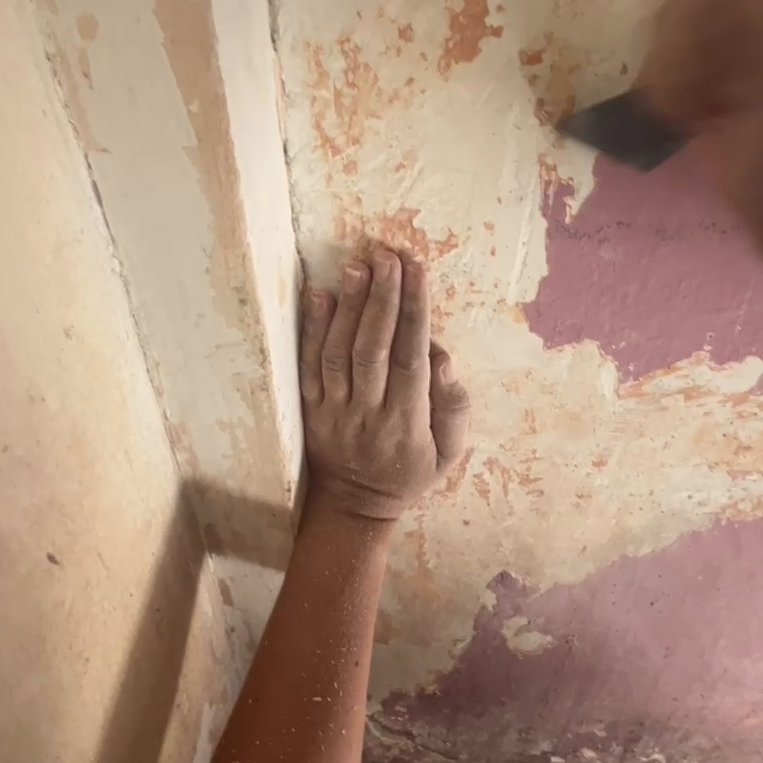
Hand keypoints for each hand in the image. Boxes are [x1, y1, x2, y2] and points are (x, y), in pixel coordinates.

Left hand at [299, 248, 468, 521]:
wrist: (355, 506)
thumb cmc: (409, 473)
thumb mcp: (449, 454)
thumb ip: (453, 407)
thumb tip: (443, 358)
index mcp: (407, 422)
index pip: (411, 357)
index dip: (415, 311)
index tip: (418, 270)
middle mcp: (368, 413)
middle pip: (374, 348)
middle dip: (382, 298)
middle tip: (387, 255)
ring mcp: (334, 411)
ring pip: (339, 353)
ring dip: (347, 307)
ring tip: (357, 265)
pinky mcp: (310, 410)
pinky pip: (308, 367)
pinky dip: (313, 330)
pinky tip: (318, 294)